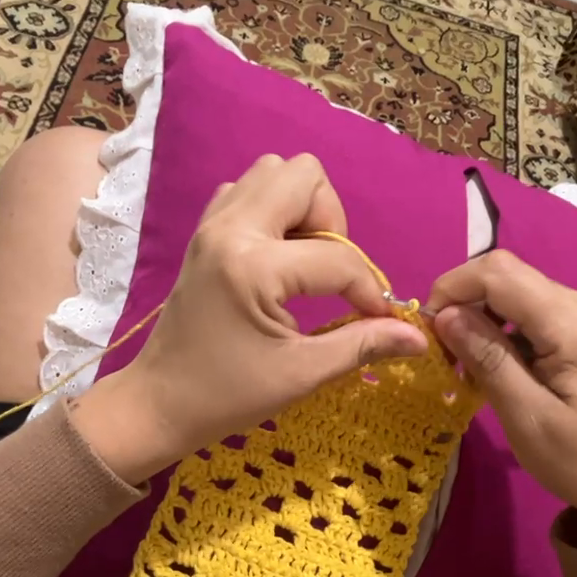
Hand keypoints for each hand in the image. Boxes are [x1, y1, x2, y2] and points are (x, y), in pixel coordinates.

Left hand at [75, 154, 426, 483]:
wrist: (158, 404)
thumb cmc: (226, 396)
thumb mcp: (300, 374)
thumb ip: (361, 346)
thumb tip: (417, 337)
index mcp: (253, 266)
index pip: (336, 258)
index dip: (369, 290)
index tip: (380, 319)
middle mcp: (230, 228)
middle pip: (304, 175)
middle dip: (332, 221)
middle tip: (330, 273)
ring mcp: (211, 225)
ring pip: (273, 173)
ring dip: (302, 209)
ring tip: (305, 263)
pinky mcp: (203, 233)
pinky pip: (246, 192)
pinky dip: (272, 212)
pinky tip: (276, 258)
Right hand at [426, 250, 576, 553]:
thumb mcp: (525, 416)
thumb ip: (486, 358)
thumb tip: (444, 315)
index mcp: (575, 323)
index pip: (499, 273)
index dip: (452, 289)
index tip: (429, 331)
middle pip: (510, 277)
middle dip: (466, 307)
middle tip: (447, 358)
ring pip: (521, 294)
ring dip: (485, 322)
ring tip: (473, 371)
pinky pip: (540, 313)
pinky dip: (509, 332)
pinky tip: (505, 365)